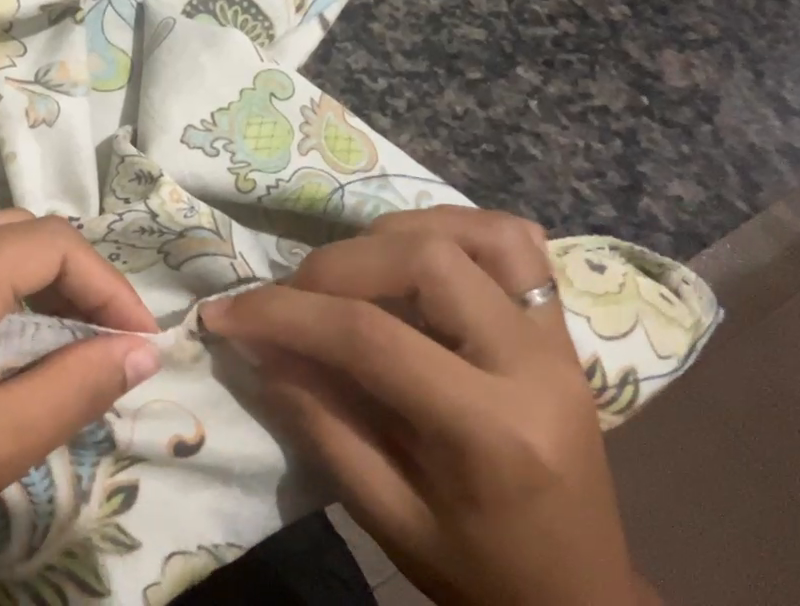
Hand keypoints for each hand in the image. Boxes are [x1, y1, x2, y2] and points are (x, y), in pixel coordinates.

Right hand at [202, 207, 653, 605]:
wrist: (577, 595)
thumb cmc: (474, 567)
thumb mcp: (380, 512)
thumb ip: (314, 419)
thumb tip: (255, 343)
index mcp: (491, 430)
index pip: (368, 335)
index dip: (280, 313)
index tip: (222, 314)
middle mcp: (536, 367)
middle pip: (423, 259)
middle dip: (330, 267)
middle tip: (288, 301)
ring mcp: (559, 341)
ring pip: (474, 233)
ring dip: (391, 236)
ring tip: (345, 275)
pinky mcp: (561, 332)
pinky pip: (515, 244)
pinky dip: (449, 230)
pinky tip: (405, 255)